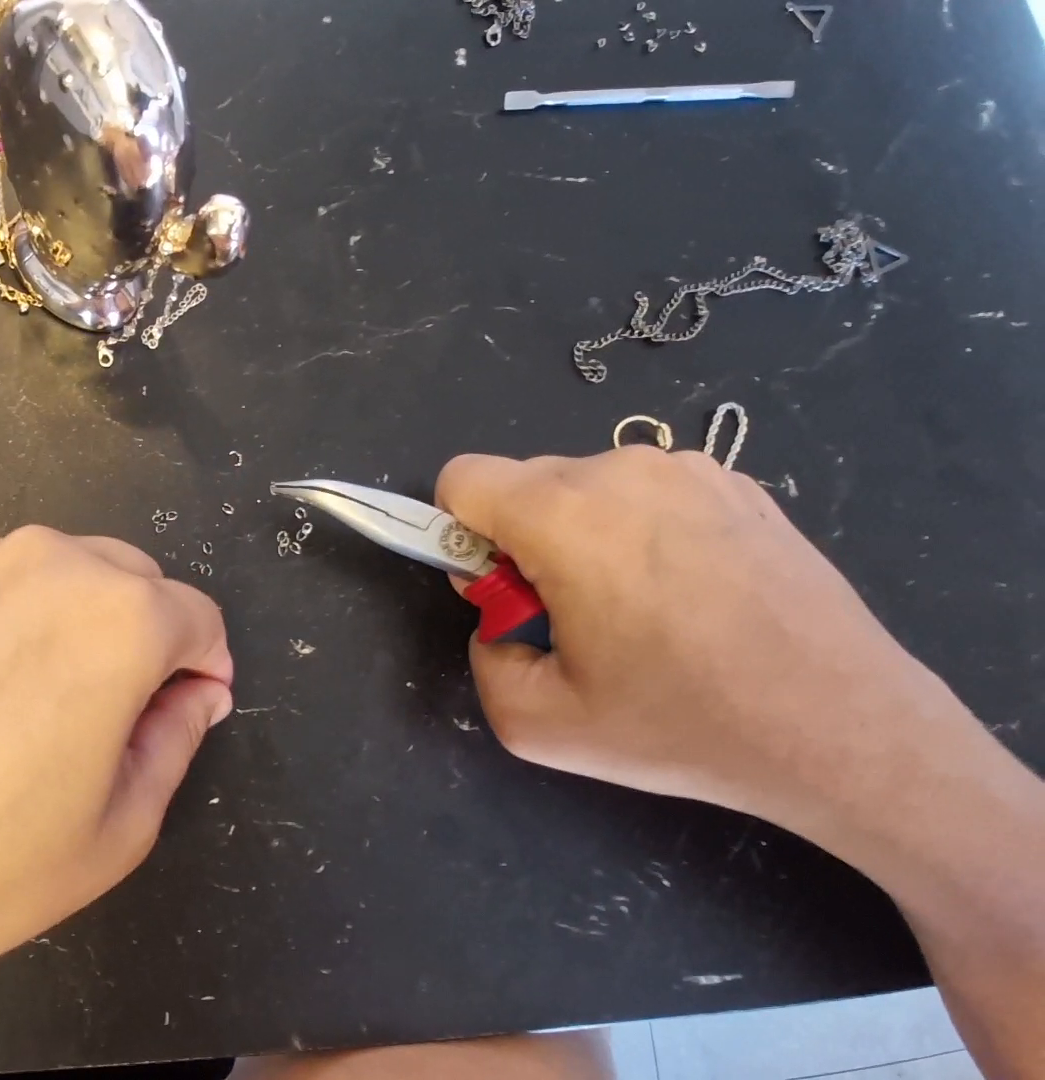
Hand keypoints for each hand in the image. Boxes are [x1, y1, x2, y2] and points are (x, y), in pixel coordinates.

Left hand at [0, 526, 232, 1013]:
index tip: (177, 711)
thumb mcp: (121, 826)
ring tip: (27, 700)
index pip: (197, 617)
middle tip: (104, 714)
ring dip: (69, 620)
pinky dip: (0, 617)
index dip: (198, 669)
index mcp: (118, 619)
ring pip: (59, 571)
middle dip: (140, 636)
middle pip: (132, 580)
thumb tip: (194, 692)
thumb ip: (176, 737)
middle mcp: (49, 560)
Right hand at [435, 448, 984, 832]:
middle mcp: (622, 471)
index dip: (458, 534)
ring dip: (578, 535)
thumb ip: (481, 654)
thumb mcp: (536, 723)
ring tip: (637, 609)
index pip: (461, 479)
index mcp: (564, 517)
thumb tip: (498, 618)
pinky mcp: (738, 485)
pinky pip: (643, 493)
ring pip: (581, 487)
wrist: (850, 733)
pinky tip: (687, 594)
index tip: (500, 591)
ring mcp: (689, 470)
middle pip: (519, 484)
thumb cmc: (683, 725)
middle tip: (570, 616)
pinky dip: (636, 531)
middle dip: (519, 542)